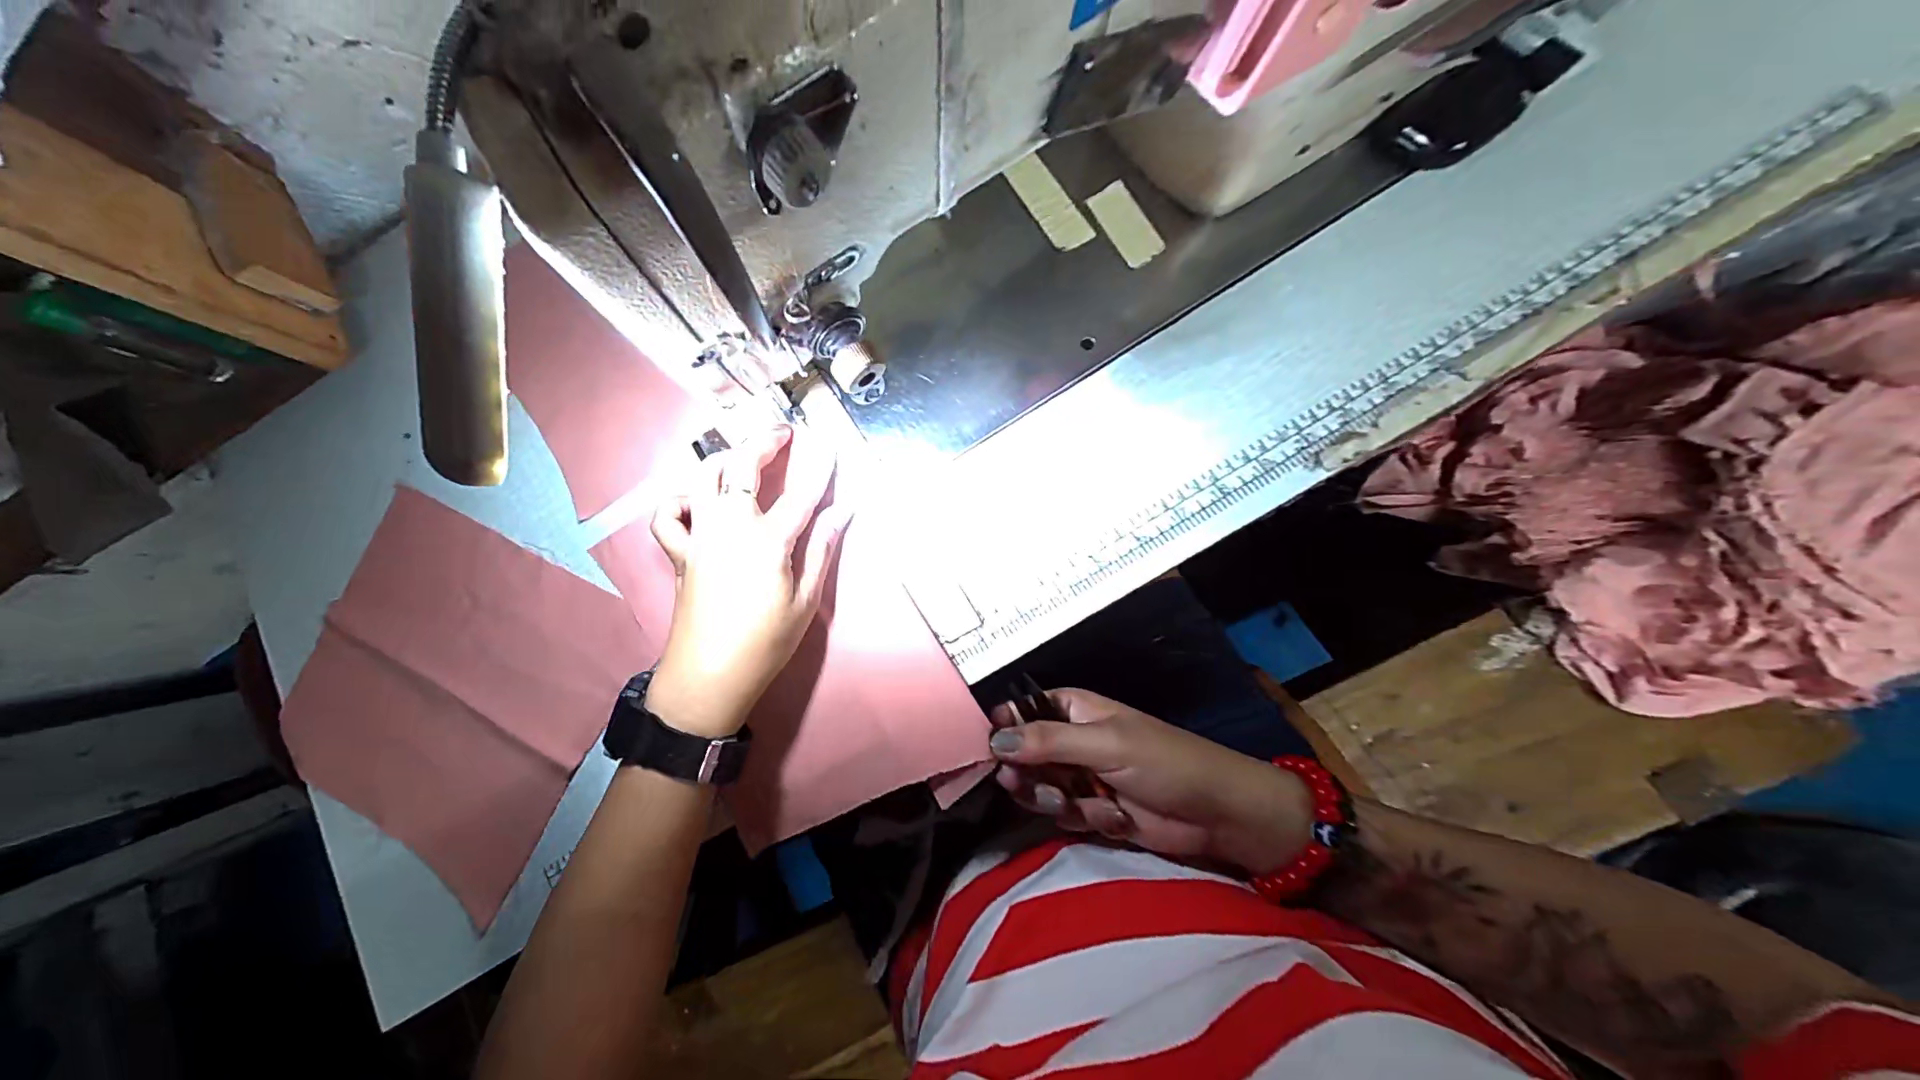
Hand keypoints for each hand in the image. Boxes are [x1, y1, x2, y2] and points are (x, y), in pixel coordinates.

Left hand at [646, 425, 850, 736]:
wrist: (708, 675)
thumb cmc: (765, 643)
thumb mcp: (805, 601)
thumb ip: (821, 550)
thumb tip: (841, 512)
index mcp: (768, 541)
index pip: (801, 493)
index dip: (819, 467)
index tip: (829, 446)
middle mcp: (730, 527)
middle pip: (743, 468)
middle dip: (765, 442)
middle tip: (783, 432)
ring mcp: (699, 536)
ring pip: (704, 478)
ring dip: (725, 459)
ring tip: (743, 457)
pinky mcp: (678, 552)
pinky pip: (668, 514)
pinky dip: (680, 500)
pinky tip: (697, 502)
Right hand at [989, 689, 1314, 875]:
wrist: (1215, 814)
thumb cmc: (1164, 762)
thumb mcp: (1105, 744)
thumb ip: (1048, 742)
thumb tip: (994, 740)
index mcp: (1072, 709)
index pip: (1021, 712)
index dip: (1002, 730)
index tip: (988, 753)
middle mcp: (1070, 740)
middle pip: (1021, 755)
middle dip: (1026, 774)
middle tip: (1031, 785)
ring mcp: (1079, 777)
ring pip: (1037, 789)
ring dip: (1056, 799)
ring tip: (1079, 801)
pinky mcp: (1091, 811)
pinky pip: (1063, 815)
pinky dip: (1085, 819)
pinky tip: (1114, 817)